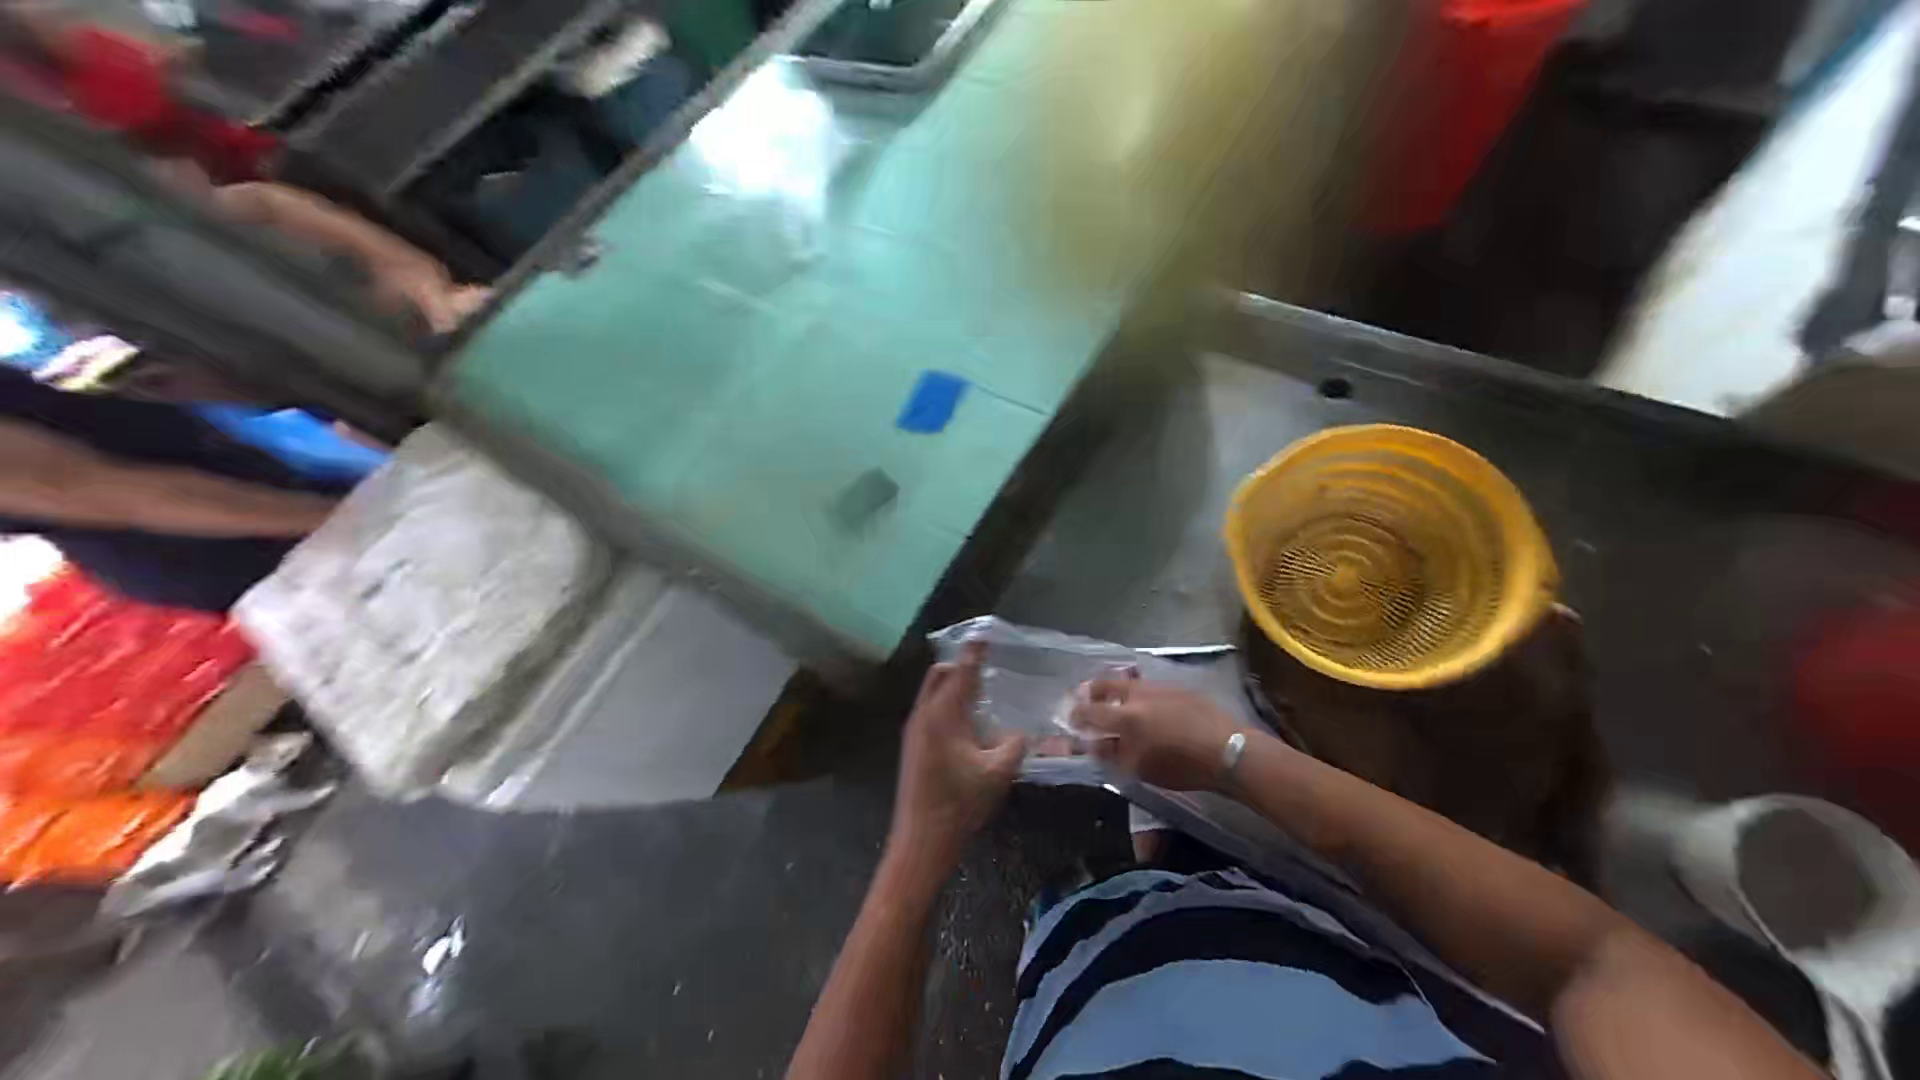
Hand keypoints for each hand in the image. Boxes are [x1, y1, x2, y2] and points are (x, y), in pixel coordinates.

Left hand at [888, 643, 1026, 871]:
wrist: (921, 841)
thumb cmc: (960, 804)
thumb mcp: (998, 772)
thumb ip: (1015, 744)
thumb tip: (1020, 731)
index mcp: (942, 714)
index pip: (961, 671)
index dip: (975, 652)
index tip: (986, 635)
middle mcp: (923, 715)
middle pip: (940, 676)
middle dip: (961, 666)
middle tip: (987, 665)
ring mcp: (914, 732)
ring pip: (932, 694)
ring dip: (954, 687)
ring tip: (982, 692)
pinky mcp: (913, 747)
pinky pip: (931, 712)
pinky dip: (948, 706)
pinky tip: (969, 723)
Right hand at [1072, 677, 1245, 790]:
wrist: (1229, 750)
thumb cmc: (1182, 766)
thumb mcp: (1141, 767)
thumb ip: (1113, 753)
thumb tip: (1093, 744)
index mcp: (1125, 716)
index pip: (1090, 711)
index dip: (1075, 713)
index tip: (1067, 715)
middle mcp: (1138, 695)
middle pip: (1106, 685)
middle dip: (1091, 690)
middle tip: (1084, 696)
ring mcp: (1160, 687)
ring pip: (1129, 682)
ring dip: (1115, 688)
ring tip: (1113, 698)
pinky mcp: (1180, 688)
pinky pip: (1150, 685)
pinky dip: (1139, 691)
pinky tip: (1145, 702)